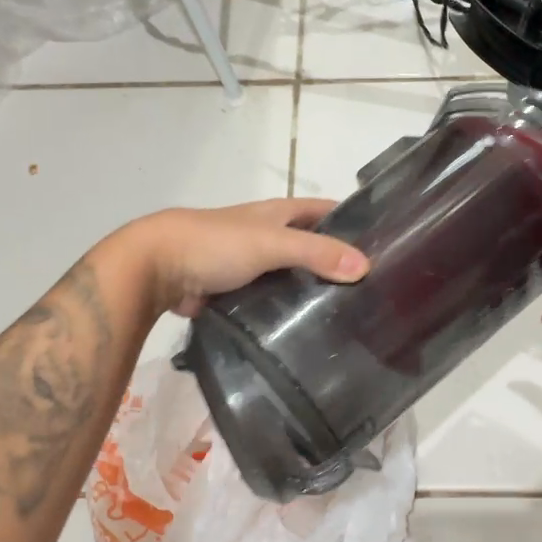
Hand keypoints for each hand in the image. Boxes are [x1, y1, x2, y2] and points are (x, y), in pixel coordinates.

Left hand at [116, 199, 369, 316]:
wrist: (156, 268)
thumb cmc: (216, 244)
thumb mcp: (271, 243)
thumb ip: (316, 252)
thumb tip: (365, 266)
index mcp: (276, 214)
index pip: (323, 210)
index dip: (351, 219)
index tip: (385, 240)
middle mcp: (266, 236)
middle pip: (310, 246)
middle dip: (336, 261)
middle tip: (372, 288)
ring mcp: (251, 266)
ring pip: (291, 277)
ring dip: (312, 291)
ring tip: (350, 314)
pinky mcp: (237, 293)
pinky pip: (270, 302)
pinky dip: (287, 312)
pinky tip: (308, 330)